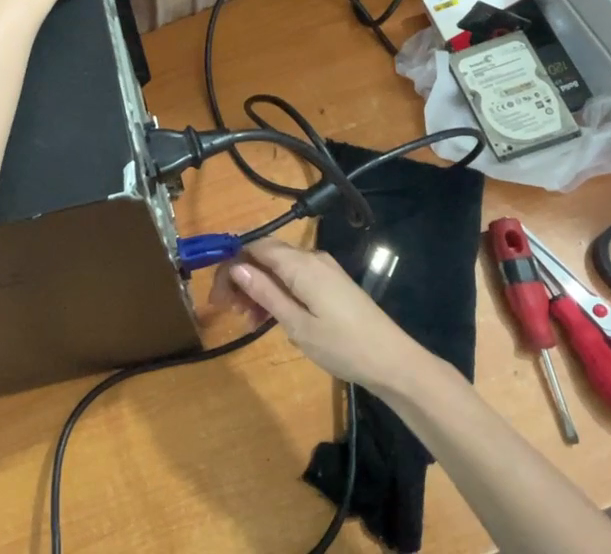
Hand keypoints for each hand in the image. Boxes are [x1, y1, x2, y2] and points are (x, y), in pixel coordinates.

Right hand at [211, 238, 428, 392]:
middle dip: (242, 278)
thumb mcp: (297, 325)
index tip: (217, 295)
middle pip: (265, 255)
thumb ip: (265, 293)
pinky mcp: (332, 284)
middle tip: (229, 311)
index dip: (229, 265)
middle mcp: (312, 258)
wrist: (394, 362)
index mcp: (301, 264)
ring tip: (249, 321)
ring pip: (279, 268)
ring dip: (259, 288)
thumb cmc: (342, 346)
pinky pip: (295, 278)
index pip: (254, 247)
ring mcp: (324, 270)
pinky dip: (278, 293)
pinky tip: (271, 318)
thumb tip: (235, 267)